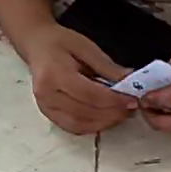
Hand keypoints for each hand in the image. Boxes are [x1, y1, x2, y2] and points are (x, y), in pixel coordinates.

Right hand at [17, 23, 134, 135]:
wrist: (37, 45)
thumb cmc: (60, 43)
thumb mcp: (87, 48)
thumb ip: (108, 68)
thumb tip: (131, 82)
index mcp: (54, 74)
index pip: (90, 95)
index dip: (114, 101)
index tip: (133, 100)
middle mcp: (46, 95)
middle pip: (86, 112)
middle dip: (113, 113)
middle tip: (131, 108)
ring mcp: (46, 108)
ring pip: (81, 125)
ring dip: (106, 122)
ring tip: (122, 113)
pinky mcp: (49, 116)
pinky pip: (75, 128)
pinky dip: (94, 126)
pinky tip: (107, 117)